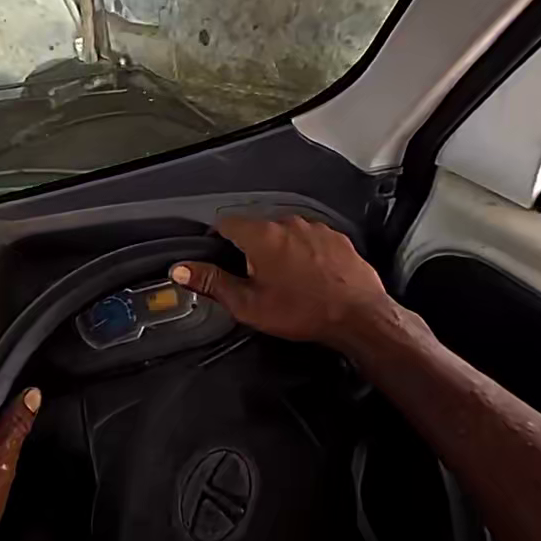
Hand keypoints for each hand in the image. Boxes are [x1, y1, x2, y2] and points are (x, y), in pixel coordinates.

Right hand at [170, 215, 421, 357]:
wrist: (360, 318)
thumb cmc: (302, 312)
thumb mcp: (248, 304)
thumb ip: (211, 282)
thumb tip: (179, 269)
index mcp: (260, 235)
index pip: (225, 223)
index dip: (217, 239)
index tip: (219, 256)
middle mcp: (287, 222)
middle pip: (255, 227)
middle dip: (250, 247)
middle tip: (253, 277)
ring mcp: (315, 227)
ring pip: (283, 232)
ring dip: (278, 248)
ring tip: (284, 279)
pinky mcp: (336, 237)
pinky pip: (309, 238)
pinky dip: (303, 252)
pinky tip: (308, 276)